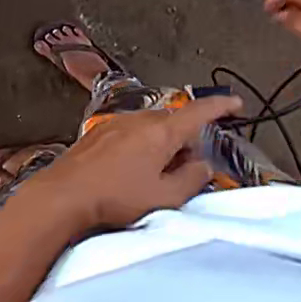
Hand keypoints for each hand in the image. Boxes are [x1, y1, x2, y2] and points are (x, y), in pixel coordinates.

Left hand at [13, 95, 242, 231]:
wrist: (64, 195)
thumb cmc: (116, 197)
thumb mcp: (164, 197)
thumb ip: (191, 180)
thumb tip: (203, 166)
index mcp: (162, 132)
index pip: (199, 112)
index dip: (221, 107)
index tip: (236, 104)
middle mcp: (140, 119)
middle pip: (174, 122)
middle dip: (186, 141)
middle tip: (186, 169)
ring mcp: (117, 122)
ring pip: (151, 127)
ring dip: (161, 145)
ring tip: (154, 176)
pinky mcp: (99, 132)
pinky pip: (131, 132)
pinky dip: (141, 145)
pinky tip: (130, 171)